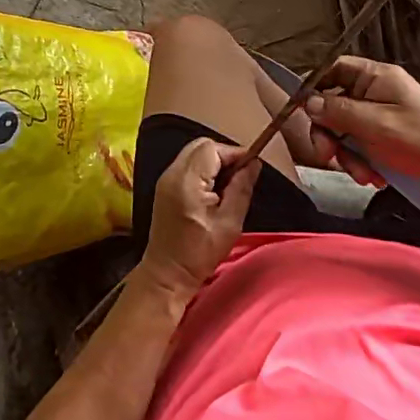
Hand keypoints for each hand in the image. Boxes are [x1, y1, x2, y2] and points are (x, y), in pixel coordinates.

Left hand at [139, 138, 259, 300]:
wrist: (167, 273)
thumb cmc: (199, 253)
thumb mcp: (229, 223)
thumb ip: (242, 188)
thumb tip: (254, 163)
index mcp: (187, 181)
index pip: (212, 148)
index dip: (234, 153)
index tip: (251, 169)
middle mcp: (172, 173)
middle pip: (201, 146)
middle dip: (225, 156)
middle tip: (240, 177)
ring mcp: (165, 178)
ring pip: (194, 153)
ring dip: (214, 162)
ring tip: (229, 186)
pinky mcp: (164, 186)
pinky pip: (187, 165)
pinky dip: (203, 170)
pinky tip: (213, 191)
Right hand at [305, 56, 419, 187]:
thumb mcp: (376, 125)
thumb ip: (339, 112)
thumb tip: (307, 102)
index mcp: (376, 78)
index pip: (333, 69)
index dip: (313, 85)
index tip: (299, 108)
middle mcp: (375, 93)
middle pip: (333, 105)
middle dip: (329, 133)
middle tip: (327, 154)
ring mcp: (379, 116)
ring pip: (343, 130)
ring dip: (346, 155)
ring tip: (362, 174)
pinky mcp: (384, 138)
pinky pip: (358, 147)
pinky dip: (361, 163)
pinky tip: (374, 177)